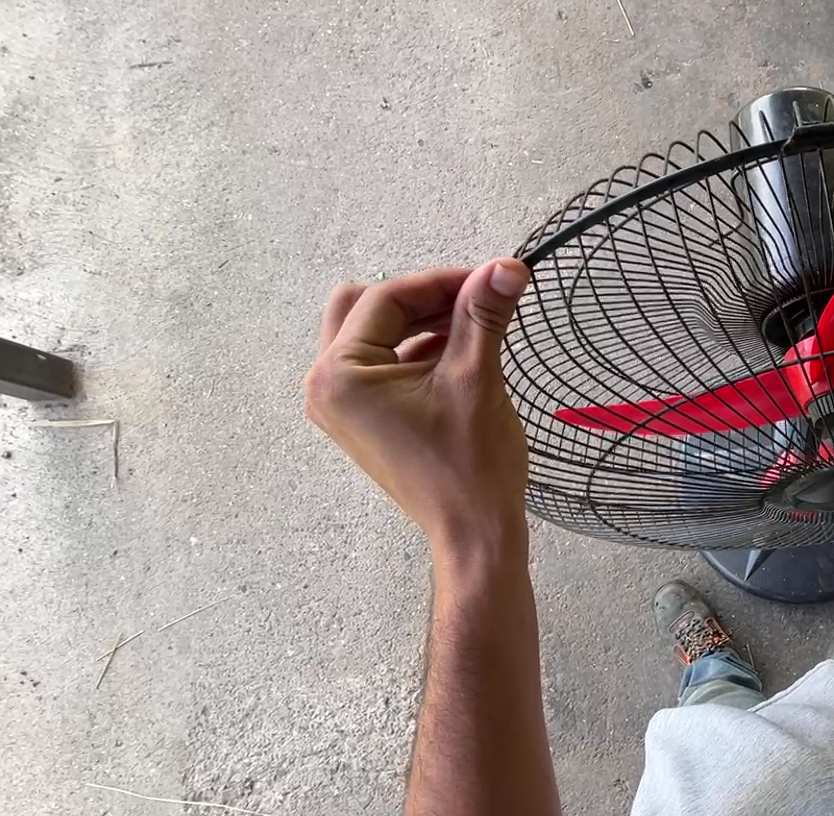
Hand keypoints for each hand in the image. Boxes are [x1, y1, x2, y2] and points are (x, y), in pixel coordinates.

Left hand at [306, 259, 532, 561]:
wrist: (475, 531)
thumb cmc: (473, 465)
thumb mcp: (478, 380)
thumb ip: (485, 316)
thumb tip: (507, 266)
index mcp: (340, 374)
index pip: (387, 300)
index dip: (442, 283)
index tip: (489, 279)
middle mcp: (326, 386)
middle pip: (368, 311)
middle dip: (424, 302)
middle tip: (476, 303)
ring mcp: (343, 408)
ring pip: (376, 339)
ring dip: (422, 327)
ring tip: (475, 331)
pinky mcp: (365, 423)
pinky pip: (383, 370)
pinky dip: (418, 356)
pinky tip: (459, 360)